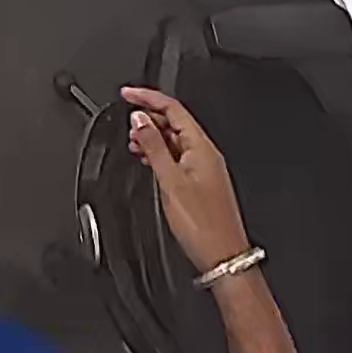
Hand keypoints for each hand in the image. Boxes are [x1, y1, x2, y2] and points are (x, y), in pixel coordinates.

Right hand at [123, 86, 250, 271]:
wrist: (224, 259)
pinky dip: (159, 151)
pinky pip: (177, 154)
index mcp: (200, 146)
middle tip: (127, 117)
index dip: (148, 97)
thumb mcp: (170, 181)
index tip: (129, 93)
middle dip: (149, 115)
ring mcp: (204, 166)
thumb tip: (139, 119)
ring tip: (133, 139)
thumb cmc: (204, 226)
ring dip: (152, 134)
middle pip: (174, 120)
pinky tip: (148, 158)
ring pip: (174, 138)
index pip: (172, 107)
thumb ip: (153, 147)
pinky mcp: (200, 181)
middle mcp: (204, 152)